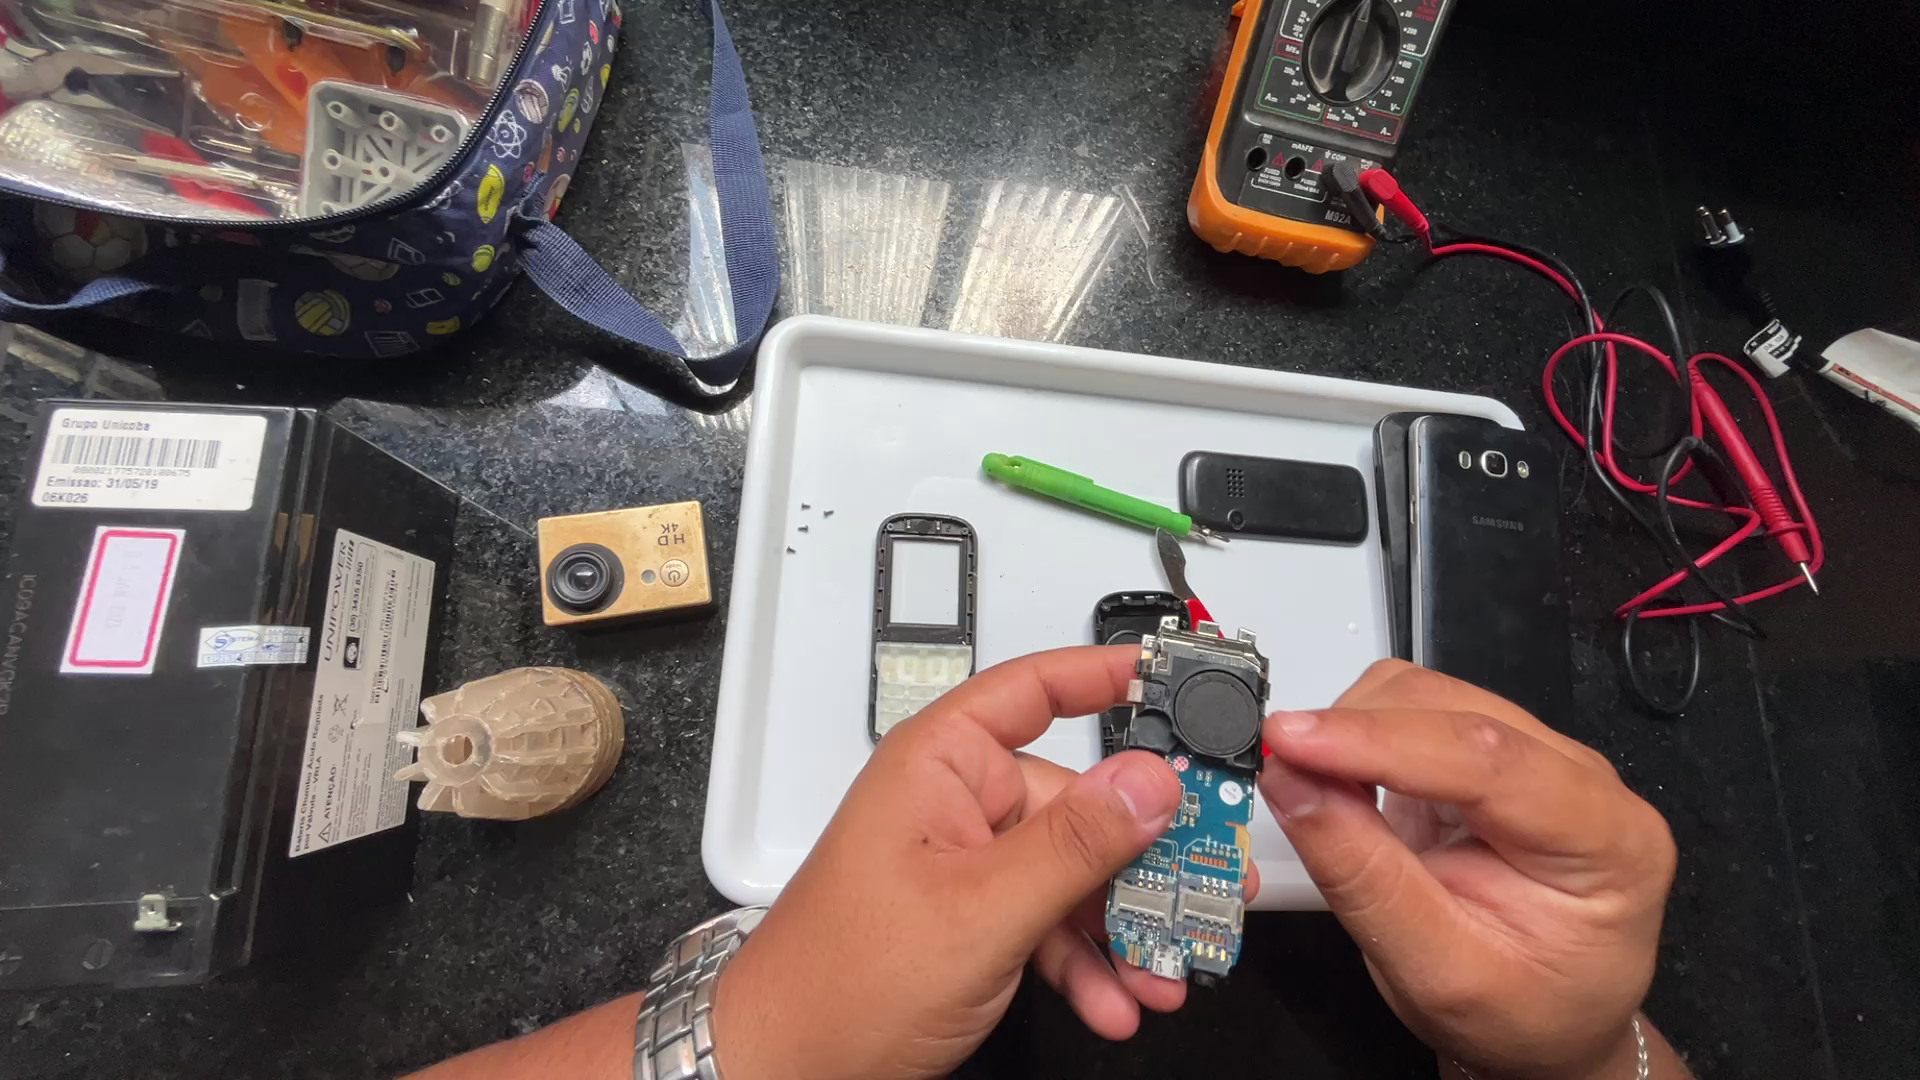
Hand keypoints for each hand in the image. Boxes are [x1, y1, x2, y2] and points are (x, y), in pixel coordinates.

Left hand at [711, 646, 1256, 1078]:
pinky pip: (1050, 912)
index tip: (1164, 677)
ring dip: (1121, 917)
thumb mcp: (979, 908)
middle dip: (1139, 850)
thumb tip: (1146, 784)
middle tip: (1204, 873)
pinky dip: (1086, 953)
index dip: (1100, 674)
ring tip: (1164, 961)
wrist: (790, 1065)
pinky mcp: (978, 905)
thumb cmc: (843, 975)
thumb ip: (1071, 844)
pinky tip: (1114, 994)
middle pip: (1075, 796)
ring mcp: (970, 854)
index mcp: (942, 760)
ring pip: (1072, 864)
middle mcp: (960, 797)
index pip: (1032, 689)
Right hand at [1260, 660, 1676, 1079]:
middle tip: (1282, 772)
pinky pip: (1399, 703)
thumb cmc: (1516, 1008)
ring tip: (1318, 788)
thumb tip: (1289, 782)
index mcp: (1602, 841)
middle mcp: (1573, 775)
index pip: (1483, 758)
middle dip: (1349, 731)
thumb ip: (1362, 875)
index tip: (1289, 743)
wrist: (1541, 1017)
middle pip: (1443, 707)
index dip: (1375, 741)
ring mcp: (1524, 750)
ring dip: (1346, 726)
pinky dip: (1350, 728)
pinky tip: (1341, 775)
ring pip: (1413, 692)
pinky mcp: (1474, 744)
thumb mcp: (1436, 971)